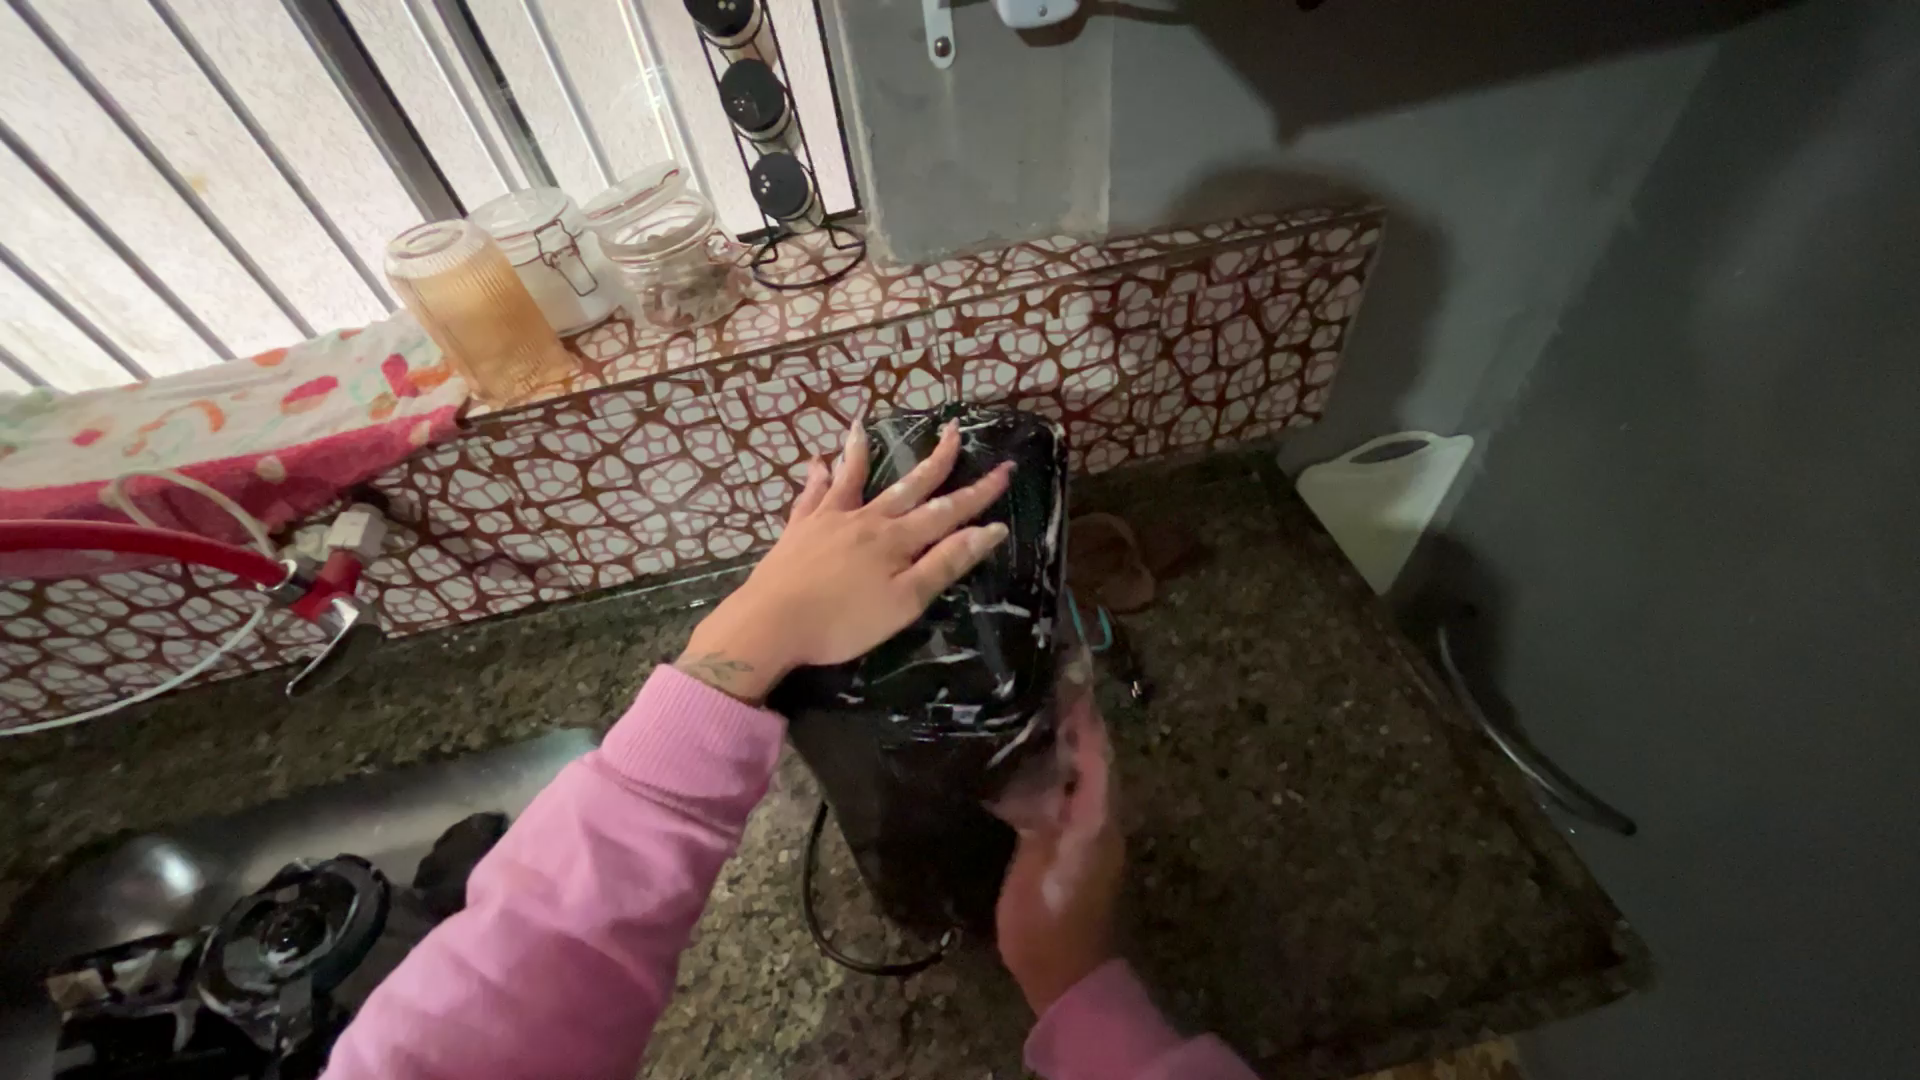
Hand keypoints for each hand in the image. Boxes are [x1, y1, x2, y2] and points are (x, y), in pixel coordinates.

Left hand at [674, 414, 1013, 701]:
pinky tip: (815, 465)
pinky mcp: (798, 531)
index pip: (948, 511)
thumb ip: (945, 563)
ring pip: (852, 479)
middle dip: (936, 460)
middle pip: (908, 486)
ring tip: (861, 424)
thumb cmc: (844, 622)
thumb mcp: (905, 601)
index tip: (1005, 470)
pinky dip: (816, 479)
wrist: (771, 624)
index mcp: (897, 540)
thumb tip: (989, 530)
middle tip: (954, 430)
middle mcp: (867, 520)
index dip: (979, 493)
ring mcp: (829, 521)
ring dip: (860, 453)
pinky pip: (810, 497)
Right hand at [994, 694, 1124, 1015]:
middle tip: (1039, 677)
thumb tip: (1045, 766)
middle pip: (1086, 752)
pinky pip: (1059, 789)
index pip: (1094, 749)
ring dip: (1056, 736)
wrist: (1062, 975)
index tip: (1067, 672)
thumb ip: (1046, 816)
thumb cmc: (1051, 922)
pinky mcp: (1065, 839)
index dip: (1083, 712)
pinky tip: (1015, 754)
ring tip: (1024, 703)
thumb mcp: (1044, 866)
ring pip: (1073, 768)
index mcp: (1096, 814)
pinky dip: (1044, 765)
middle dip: (1070, 715)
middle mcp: (1096, 813)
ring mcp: (1083, 827)